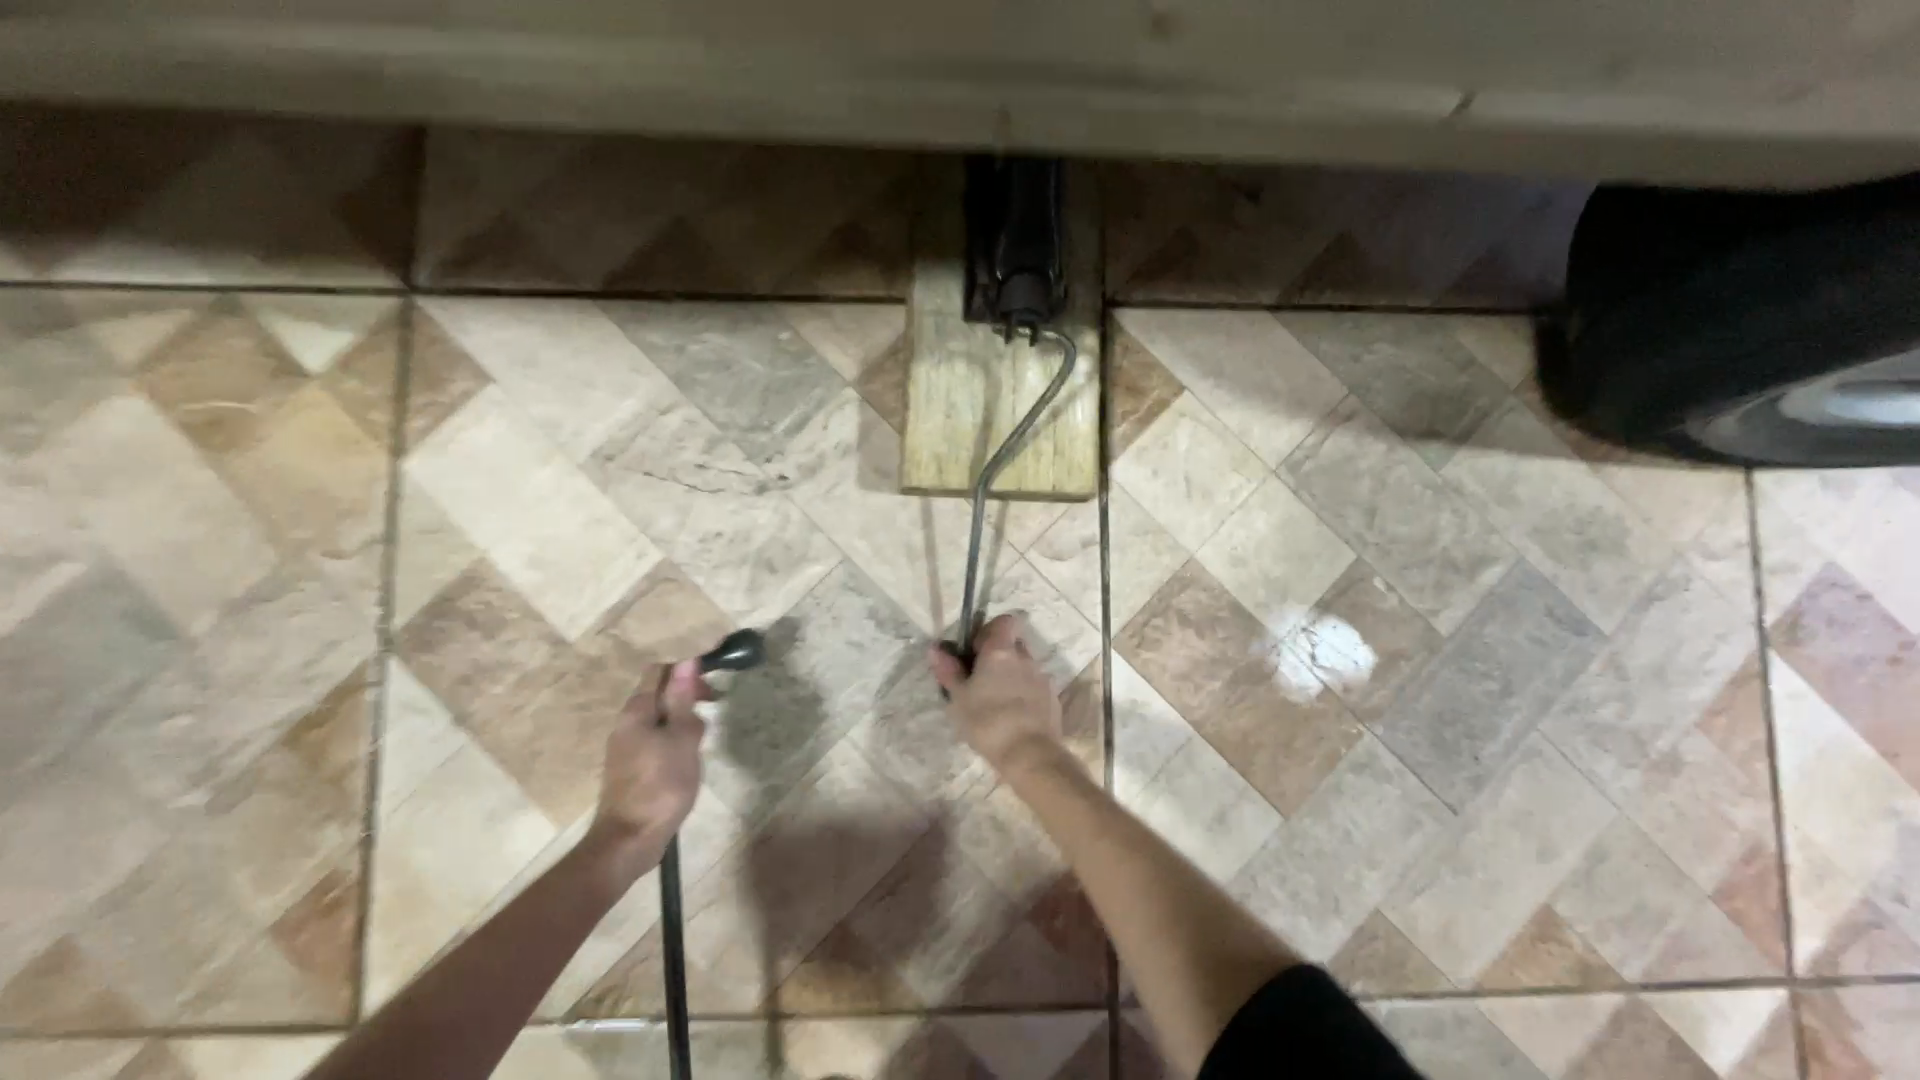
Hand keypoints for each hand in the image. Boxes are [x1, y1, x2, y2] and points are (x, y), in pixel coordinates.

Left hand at [595, 659, 710, 852]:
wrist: (630, 840)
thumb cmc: (660, 786)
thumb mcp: (680, 739)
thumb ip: (682, 701)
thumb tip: (687, 662)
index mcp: (636, 712)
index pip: (660, 671)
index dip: (686, 665)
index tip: (714, 671)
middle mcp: (626, 724)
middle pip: (658, 693)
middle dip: (687, 692)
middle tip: (715, 702)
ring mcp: (626, 747)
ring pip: (659, 718)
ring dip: (683, 717)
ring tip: (704, 731)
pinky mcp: (632, 767)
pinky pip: (656, 738)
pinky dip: (675, 736)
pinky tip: (689, 754)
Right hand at [928, 613, 1066, 779]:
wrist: (1029, 754)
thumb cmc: (987, 722)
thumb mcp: (959, 698)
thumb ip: (949, 671)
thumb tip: (935, 648)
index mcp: (1001, 652)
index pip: (1004, 621)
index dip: (990, 630)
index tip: (976, 650)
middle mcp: (1025, 658)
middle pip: (1014, 643)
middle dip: (1000, 654)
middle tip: (982, 677)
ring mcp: (1042, 678)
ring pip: (1026, 666)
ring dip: (1012, 675)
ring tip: (997, 701)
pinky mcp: (1053, 699)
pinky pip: (1036, 686)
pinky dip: (1025, 693)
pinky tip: (1014, 715)